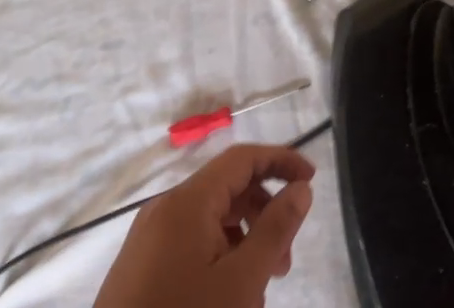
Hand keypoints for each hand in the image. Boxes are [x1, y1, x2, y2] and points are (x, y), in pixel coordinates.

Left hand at [94, 144, 315, 307]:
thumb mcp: (242, 280)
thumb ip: (276, 228)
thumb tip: (300, 188)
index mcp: (187, 203)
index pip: (242, 159)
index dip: (281, 160)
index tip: (312, 181)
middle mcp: (165, 210)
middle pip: (228, 189)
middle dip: (264, 213)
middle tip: (286, 259)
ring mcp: (149, 239)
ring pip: (211, 220)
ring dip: (245, 240)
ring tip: (260, 286)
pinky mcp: (142, 266)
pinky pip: (192, 243)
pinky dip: (220, 256)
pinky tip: (230, 296)